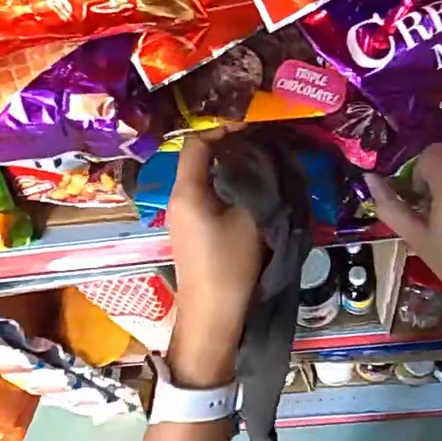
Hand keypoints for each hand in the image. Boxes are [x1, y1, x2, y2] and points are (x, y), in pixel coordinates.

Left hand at [165, 136, 262, 386]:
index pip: (197, 142)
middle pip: (199, 158)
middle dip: (229, 146)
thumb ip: (255, 183)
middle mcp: (178, 199)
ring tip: (262, 162)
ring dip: (229, 167)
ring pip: (204, 178)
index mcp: (186, 191)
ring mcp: (182, 216)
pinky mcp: (191, 231)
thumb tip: (263, 160)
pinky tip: (251, 190)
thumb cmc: (229, 265)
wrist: (212, 314)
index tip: (254, 126)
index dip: (223, 129)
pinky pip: (207, 196)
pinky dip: (227, 187)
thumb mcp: (251, 219)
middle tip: (263, 141)